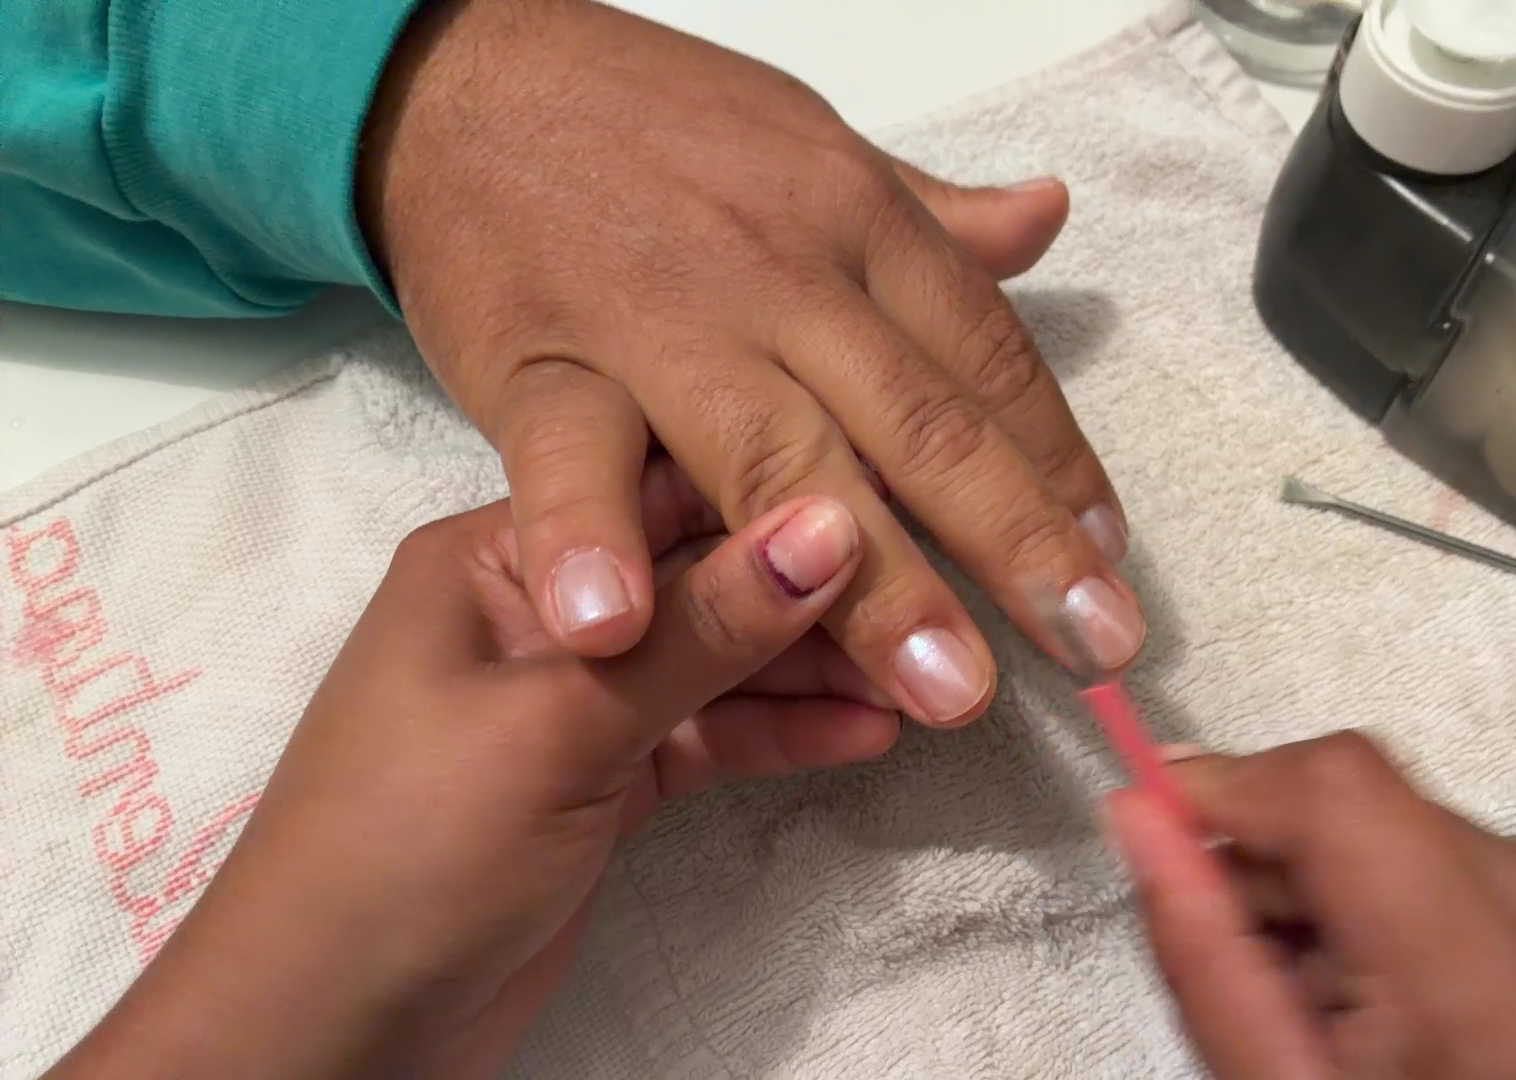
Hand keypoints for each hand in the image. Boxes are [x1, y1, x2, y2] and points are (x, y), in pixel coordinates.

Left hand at [50, 483, 894, 1079]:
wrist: (334, 1052)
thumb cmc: (411, 852)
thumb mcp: (566, 722)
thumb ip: (707, 624)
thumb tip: (837, 523)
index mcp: (516, 552)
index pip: (674, 489)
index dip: (787, 495)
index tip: (895, 510)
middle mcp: (563, 603)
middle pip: (716, 579)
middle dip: (819, 603)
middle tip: (925, 619)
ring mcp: (597, 687)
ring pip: (730, 659)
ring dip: (820, 675)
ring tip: (920, 686)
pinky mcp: (623, 760)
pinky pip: (722, 728)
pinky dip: (788, 730)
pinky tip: (868, 734)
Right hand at [357, 0, 1141, 726]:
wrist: (477, 83)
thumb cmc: (673, 135)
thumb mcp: (831, 155)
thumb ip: (941, 218)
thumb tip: (1049, 211)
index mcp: (867, 227)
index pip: (992, 363)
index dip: (1063, 468)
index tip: (1108, 560)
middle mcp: (786, 279)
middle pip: (924, 427)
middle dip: (1015, 548)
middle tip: (1090, 649)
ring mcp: (662, 325)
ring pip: (782, 461)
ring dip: (866, 585)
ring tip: (944, 690)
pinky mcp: (540, 364)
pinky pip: (572, 457)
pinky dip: (593, 537)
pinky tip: (618, 629)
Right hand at [1110, 735, 1515, 1079]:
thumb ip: (1200, 951)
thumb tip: (1139, 812)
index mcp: (1507, 998)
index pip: (1338, 786)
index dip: (1233, 783)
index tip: (1171, 814)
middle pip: (1356, 798)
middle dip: (1274, 854)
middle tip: (1261, 943)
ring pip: (1394, 813)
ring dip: (1331, 873)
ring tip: (1336, 973)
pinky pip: (1449, 837)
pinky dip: (1389, 885)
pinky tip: (1395, 968)